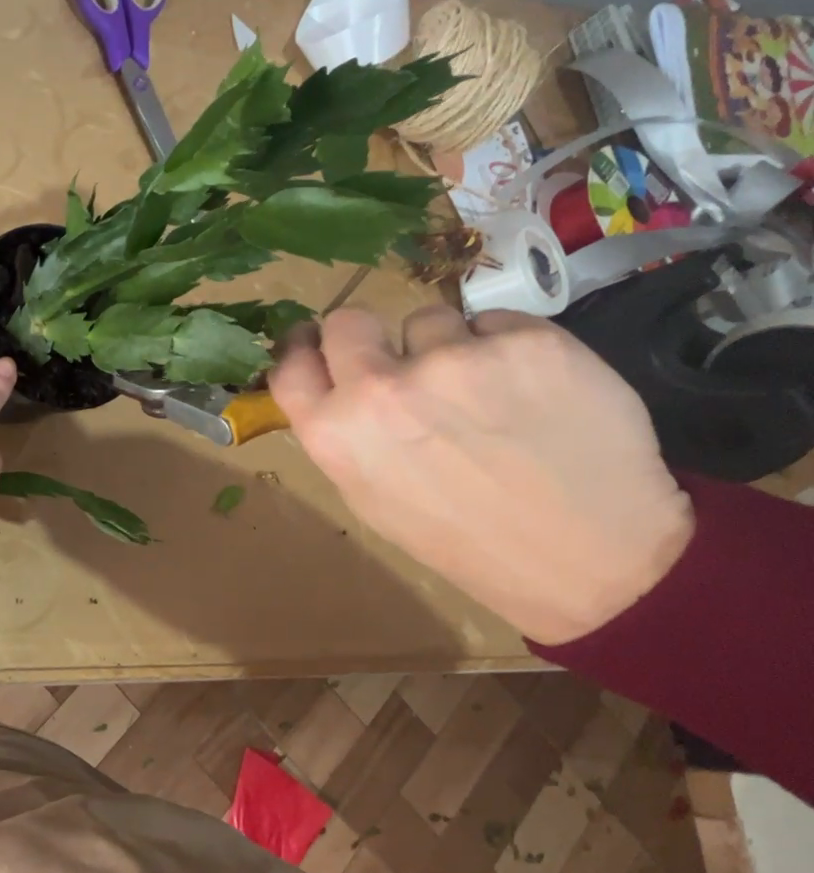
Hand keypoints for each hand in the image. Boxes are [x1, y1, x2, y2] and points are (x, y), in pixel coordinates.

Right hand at [271, 306, 694, 644]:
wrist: (583, 552)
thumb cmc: (458, 536)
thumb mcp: (368, 496)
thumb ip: (344, 434)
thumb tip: (340, 389)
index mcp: (334, 432)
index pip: (290, 364)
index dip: (303, 351)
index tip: (319, 348)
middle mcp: (380, 386)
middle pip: (349, 321)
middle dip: (366, 334)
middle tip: (397, 359)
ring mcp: (454, 357)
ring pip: (430, 320)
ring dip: (445, 344)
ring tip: (481, 390)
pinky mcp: (527, 340)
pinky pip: (497, 322)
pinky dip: (506, 348)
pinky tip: (529, 389)